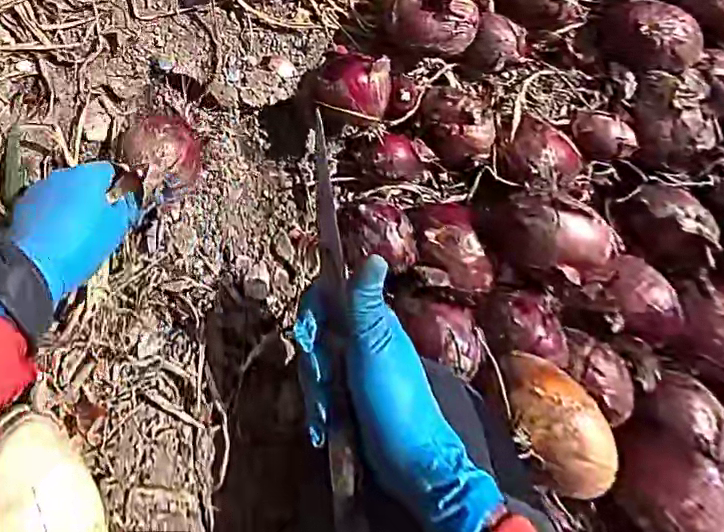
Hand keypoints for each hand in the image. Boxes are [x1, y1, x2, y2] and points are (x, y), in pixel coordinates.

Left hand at [0, 161, 138, 302]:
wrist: (32, 268)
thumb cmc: (80, 245)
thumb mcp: (115, 228)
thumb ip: (125, 206)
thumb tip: (127, 197)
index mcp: (90, 173)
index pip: (111, 170)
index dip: (118, 187)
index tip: (120, 204)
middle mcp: (63, 174)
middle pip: (85, 179)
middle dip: (93, 196)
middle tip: (100, 221)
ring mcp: (40, 188)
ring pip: (63, 192)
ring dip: (70, 205)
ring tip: (76, 232)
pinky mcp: (21, 206)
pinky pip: (44, 206)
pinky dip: (51, 216)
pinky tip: (55, 237)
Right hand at [294, 257, 506, 531]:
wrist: (413, 468)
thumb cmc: (395, 401)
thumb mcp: (375, 347)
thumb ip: (366, 301)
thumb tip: (375, 255)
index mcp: (369, 319)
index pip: (324, 297)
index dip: (310, 316)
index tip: (310, 341)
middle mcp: (360, 338)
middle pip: (314, 335)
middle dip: (313, 365)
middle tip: (326, 387)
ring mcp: (354, 370)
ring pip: (314, 367)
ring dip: (316, 393)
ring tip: (329, 417)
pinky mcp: (348, 399)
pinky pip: (320, 394)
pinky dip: (319, 410)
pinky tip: (325, 430)